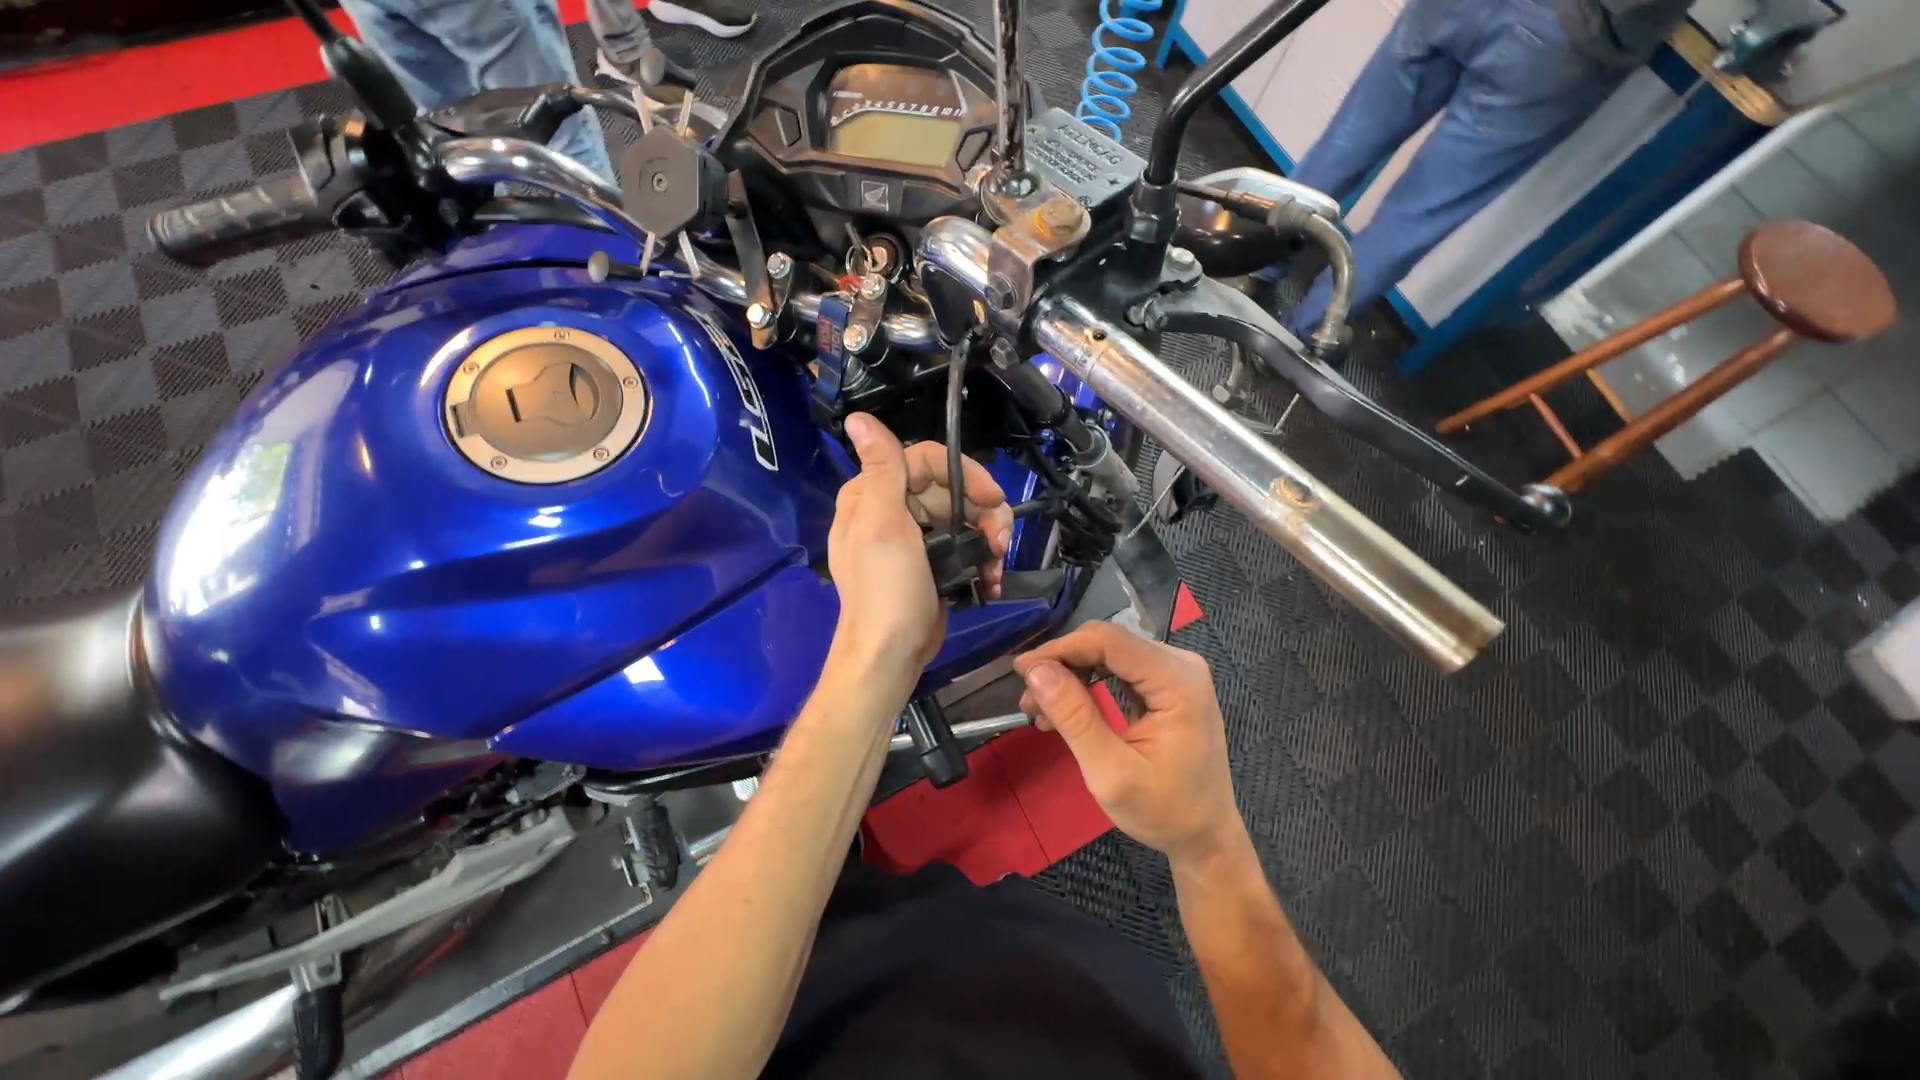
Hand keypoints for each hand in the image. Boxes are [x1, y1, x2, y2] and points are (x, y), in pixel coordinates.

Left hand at [827, 413, 1013, 677]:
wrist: (891, 656)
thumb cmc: (886, 590)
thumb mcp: (883, 525)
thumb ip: (881, 469)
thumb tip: (857, 416)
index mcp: (873, 494)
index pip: (926, 460)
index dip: (964, 473)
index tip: (992, 498)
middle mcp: (891, 509)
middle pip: (951, 488)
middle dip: (983, 511)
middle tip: (1002, 540)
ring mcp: (913, 538)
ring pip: (963, 516)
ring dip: (989, 537)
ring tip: (999, 562)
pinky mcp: (931, 564)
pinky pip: (963, 546)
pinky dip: (981, 559)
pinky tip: (992, 578)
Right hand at [1014, 623, 1244, 867]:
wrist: (1205, 836)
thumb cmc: (1164, 811)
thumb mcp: (1111, 773)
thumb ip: (1075, 718)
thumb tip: (1036, 671)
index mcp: (1178, 681)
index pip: (1108, 641)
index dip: (1060, 649)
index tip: (1020, 672)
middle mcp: (1181, 664)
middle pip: (1107, 643)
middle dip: (1062, 666)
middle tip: (1028, 703)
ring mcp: (1176, 672)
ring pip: (1108, 653)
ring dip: (1071, 676)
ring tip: (1040, 712)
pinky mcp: (1167, 683)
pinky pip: (1119, 668)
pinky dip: (1088, 683)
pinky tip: (1065, 709)